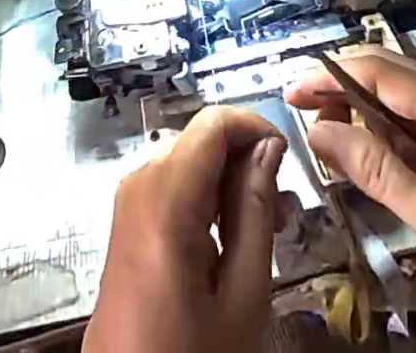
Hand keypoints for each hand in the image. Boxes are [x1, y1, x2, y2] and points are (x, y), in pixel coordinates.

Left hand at [84, 106, 286, 352]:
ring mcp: (129, 201)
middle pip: (202, 139)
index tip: (286, 161)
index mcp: (164, 198)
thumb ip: (256, 208)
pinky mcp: (129, 219)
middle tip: (281, 212)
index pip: (213, 123)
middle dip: (246, 161)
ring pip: (191, 159)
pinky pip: (175, 184)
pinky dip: (207, 197)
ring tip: (262, 231)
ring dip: (230, 181)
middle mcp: (139, 184)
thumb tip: (268, 146)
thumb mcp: (242, 294)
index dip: (255, 127)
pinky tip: (228, 239)